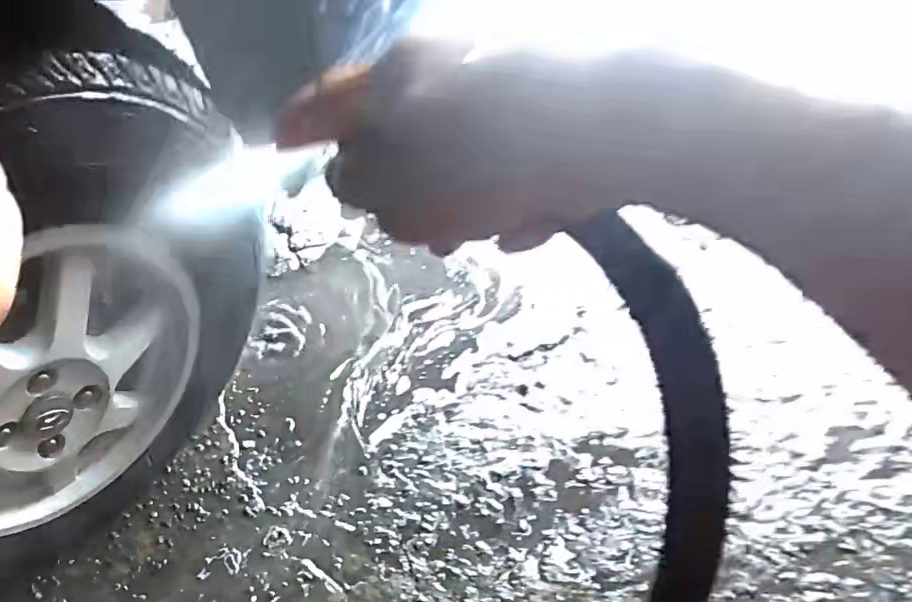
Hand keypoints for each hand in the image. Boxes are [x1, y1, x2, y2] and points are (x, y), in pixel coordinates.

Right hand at [276, 43, 659, 253]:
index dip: (301, 125)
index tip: (279, 142)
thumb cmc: (496, 163)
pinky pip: (512, 154)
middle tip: (428, 229)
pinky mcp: (556, 97)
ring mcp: (507, 73)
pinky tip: (538, 213)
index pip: (332, 100)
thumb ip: (358, 184)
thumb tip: (343, 173)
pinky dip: (518, 188)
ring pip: (461, 153)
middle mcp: (451, 60)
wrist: (633, 129)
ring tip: (489, 227)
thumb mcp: (407, 189)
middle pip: (402, 135)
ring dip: (466, 200)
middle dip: (409, 191)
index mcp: (404, 75)